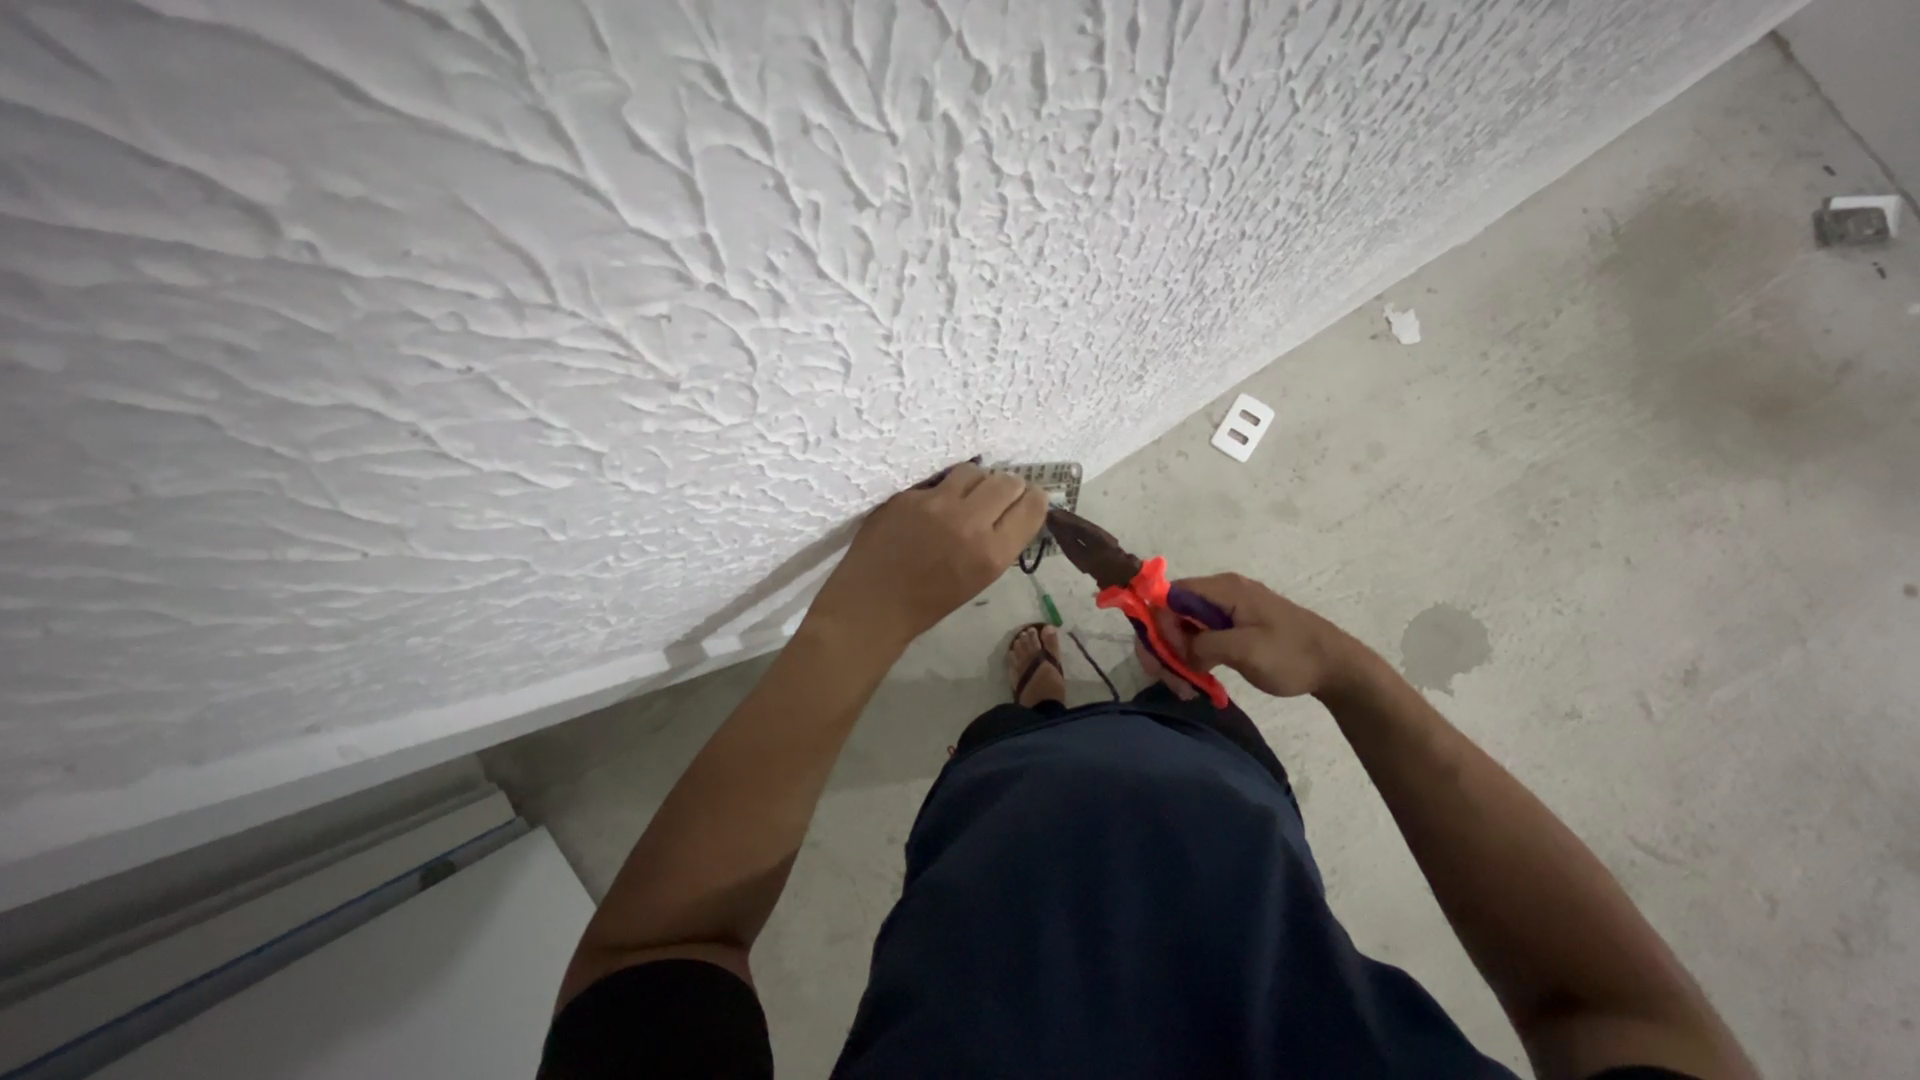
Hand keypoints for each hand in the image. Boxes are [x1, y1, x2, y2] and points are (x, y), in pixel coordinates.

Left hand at [809, 463, 1048, 650]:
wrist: (872, 606)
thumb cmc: (929, 602)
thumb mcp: (979, 579)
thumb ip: (998, 543)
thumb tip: (1012, 512)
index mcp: (992, 552)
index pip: (1032, 505)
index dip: (1033, 499)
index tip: (1027, 500)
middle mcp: (969, 522)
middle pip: (1007, 481)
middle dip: (1008, 486)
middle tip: (998, 496)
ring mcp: (936, 504)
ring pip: (973, 471)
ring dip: (976, 481)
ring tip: (966, 495)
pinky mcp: (908, 496)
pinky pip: (937, 482)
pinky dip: (941, 492)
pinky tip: (931, 509)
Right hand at [1150, 573, 1363, 697]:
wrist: (1336, 666)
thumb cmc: (1292, 655)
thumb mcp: (1246, 650)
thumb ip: (1204, 645)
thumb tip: (1180, 652)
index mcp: (1223, 589)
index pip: (1169, 596)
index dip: (1159, 624)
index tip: (1168, 657)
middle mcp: (1220, 593)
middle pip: (1171, 613)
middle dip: (1163, 646)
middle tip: (1170, 680)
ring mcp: (1226, 611)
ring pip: (1182, 629)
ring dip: (1176, 657)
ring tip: (1185, 688)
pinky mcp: (1232, 628)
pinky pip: (1199, 638)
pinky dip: (1192, 659)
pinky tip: (1196, 682)